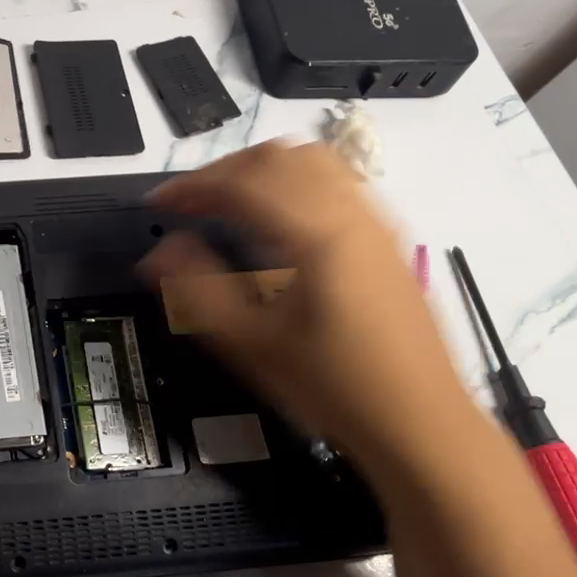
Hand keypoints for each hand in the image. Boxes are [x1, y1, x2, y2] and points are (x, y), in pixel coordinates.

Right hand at [144, 140, 468, 457]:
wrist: (419, 419)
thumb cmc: (332, 386)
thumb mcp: (252, 346)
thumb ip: (197, 291)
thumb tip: (157, 253)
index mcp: (314, 235)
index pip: (242, 181)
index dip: (191, 184)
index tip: (158, 203)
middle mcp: (349, 213)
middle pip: (278, 157)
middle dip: (224, 171)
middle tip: (189, 204)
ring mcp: (375, 222)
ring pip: (311, 160)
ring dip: (260, 171)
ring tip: (227, 204)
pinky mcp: (387, 238)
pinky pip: (336, 181)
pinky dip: (293, 182)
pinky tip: (277, 221)